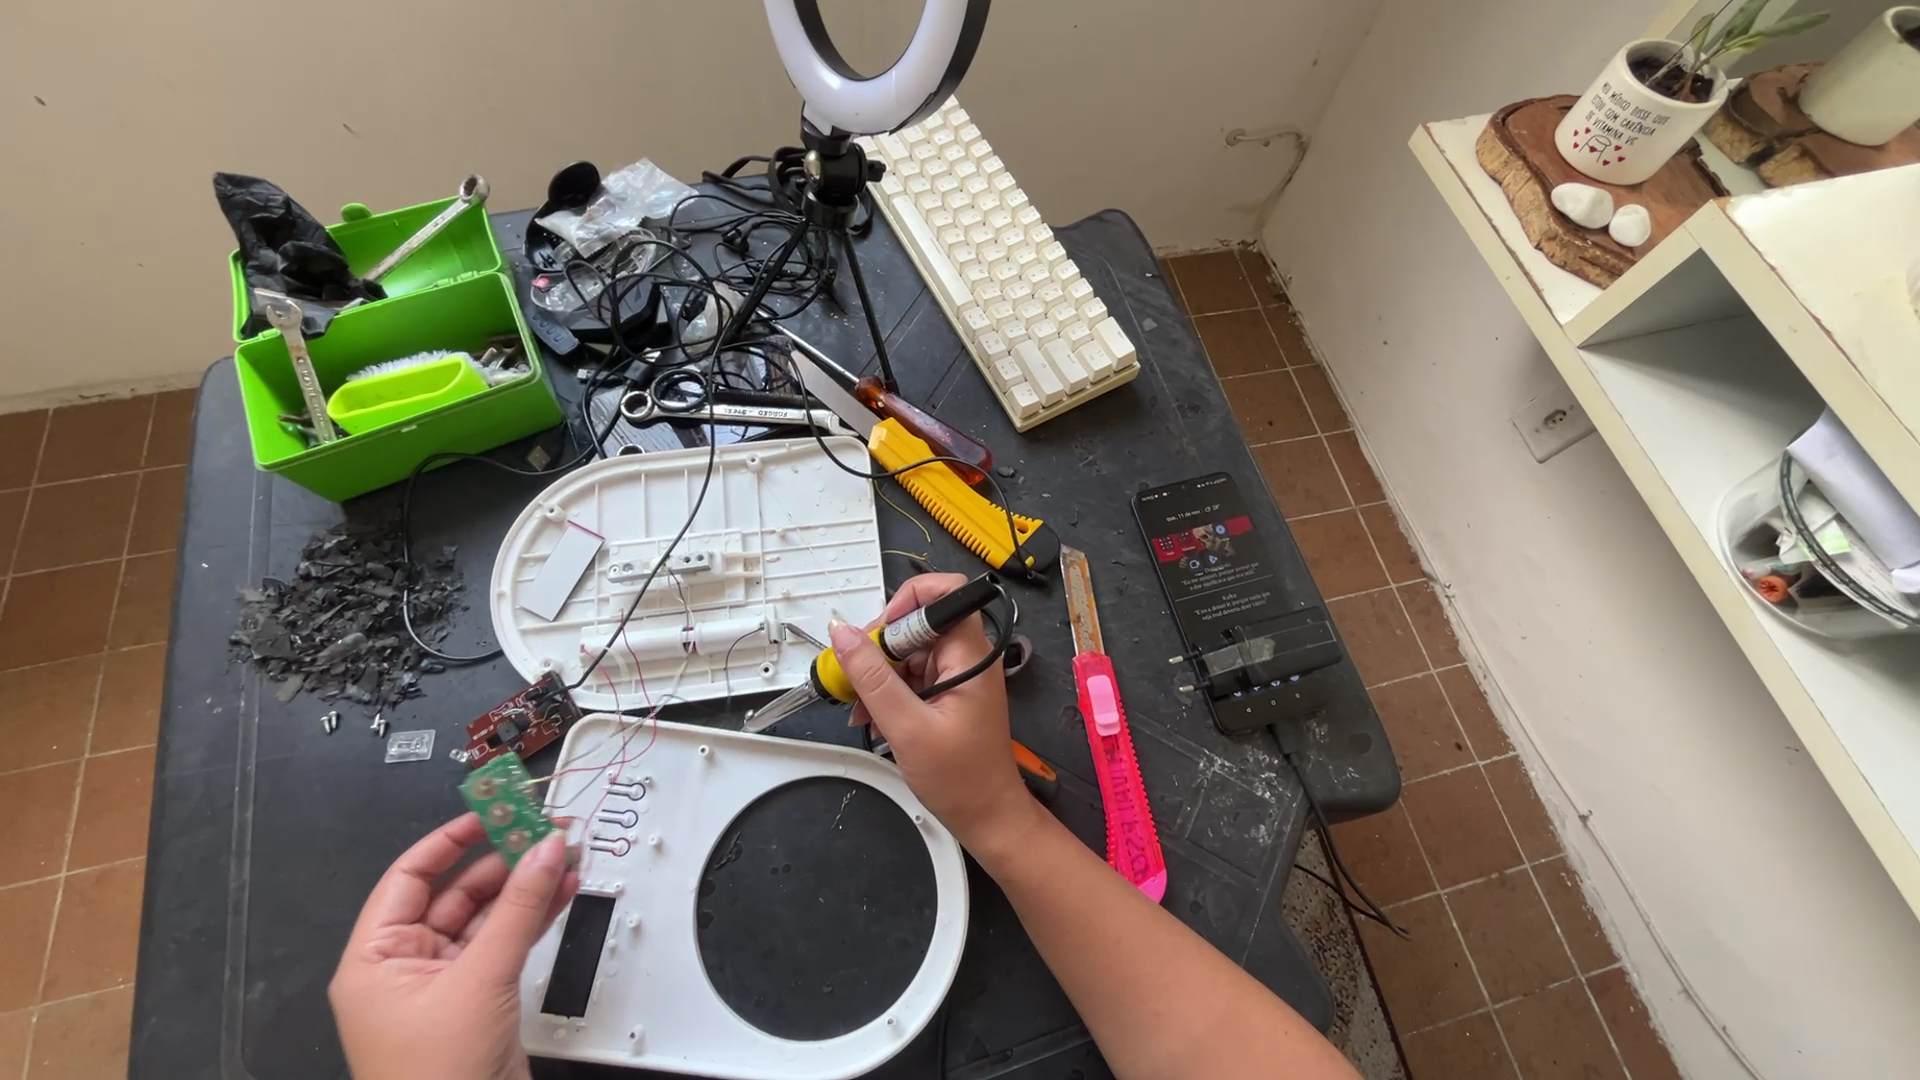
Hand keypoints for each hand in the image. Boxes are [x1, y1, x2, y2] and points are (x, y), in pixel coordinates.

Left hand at [330, 814, 578, 1079]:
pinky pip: (510, 934)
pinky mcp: (481, 990)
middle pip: (460, 888)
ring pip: (492, 909)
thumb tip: (547, 849)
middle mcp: (408, 961)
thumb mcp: (480, 978)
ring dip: (530, 880)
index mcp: (377, 957)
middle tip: (546, 827)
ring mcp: (447, 976)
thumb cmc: (433, 1077)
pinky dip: (538, 909)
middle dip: (507, 857)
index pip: (412, 875)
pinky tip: (564, 886)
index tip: (494, 808)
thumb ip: (520, 908)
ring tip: (566, 850)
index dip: (453, 837)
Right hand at [833, 573, 1038, 851]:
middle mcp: (967, 656)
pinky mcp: (947, 691)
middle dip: (881, 645)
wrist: (987, 817)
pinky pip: (910, 674)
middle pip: (917, 622)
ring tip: (861, 707)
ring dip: (879, 674)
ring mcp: (957, 673)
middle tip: (857, 677)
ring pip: (908, 650)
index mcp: (971, 655)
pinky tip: (872, 715)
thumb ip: (872, 678)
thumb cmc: (960, 779)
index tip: (879, 632)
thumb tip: (842, 633)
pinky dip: (887, 690)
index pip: (945, 593)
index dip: (908, 601)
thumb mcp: (907, 728)